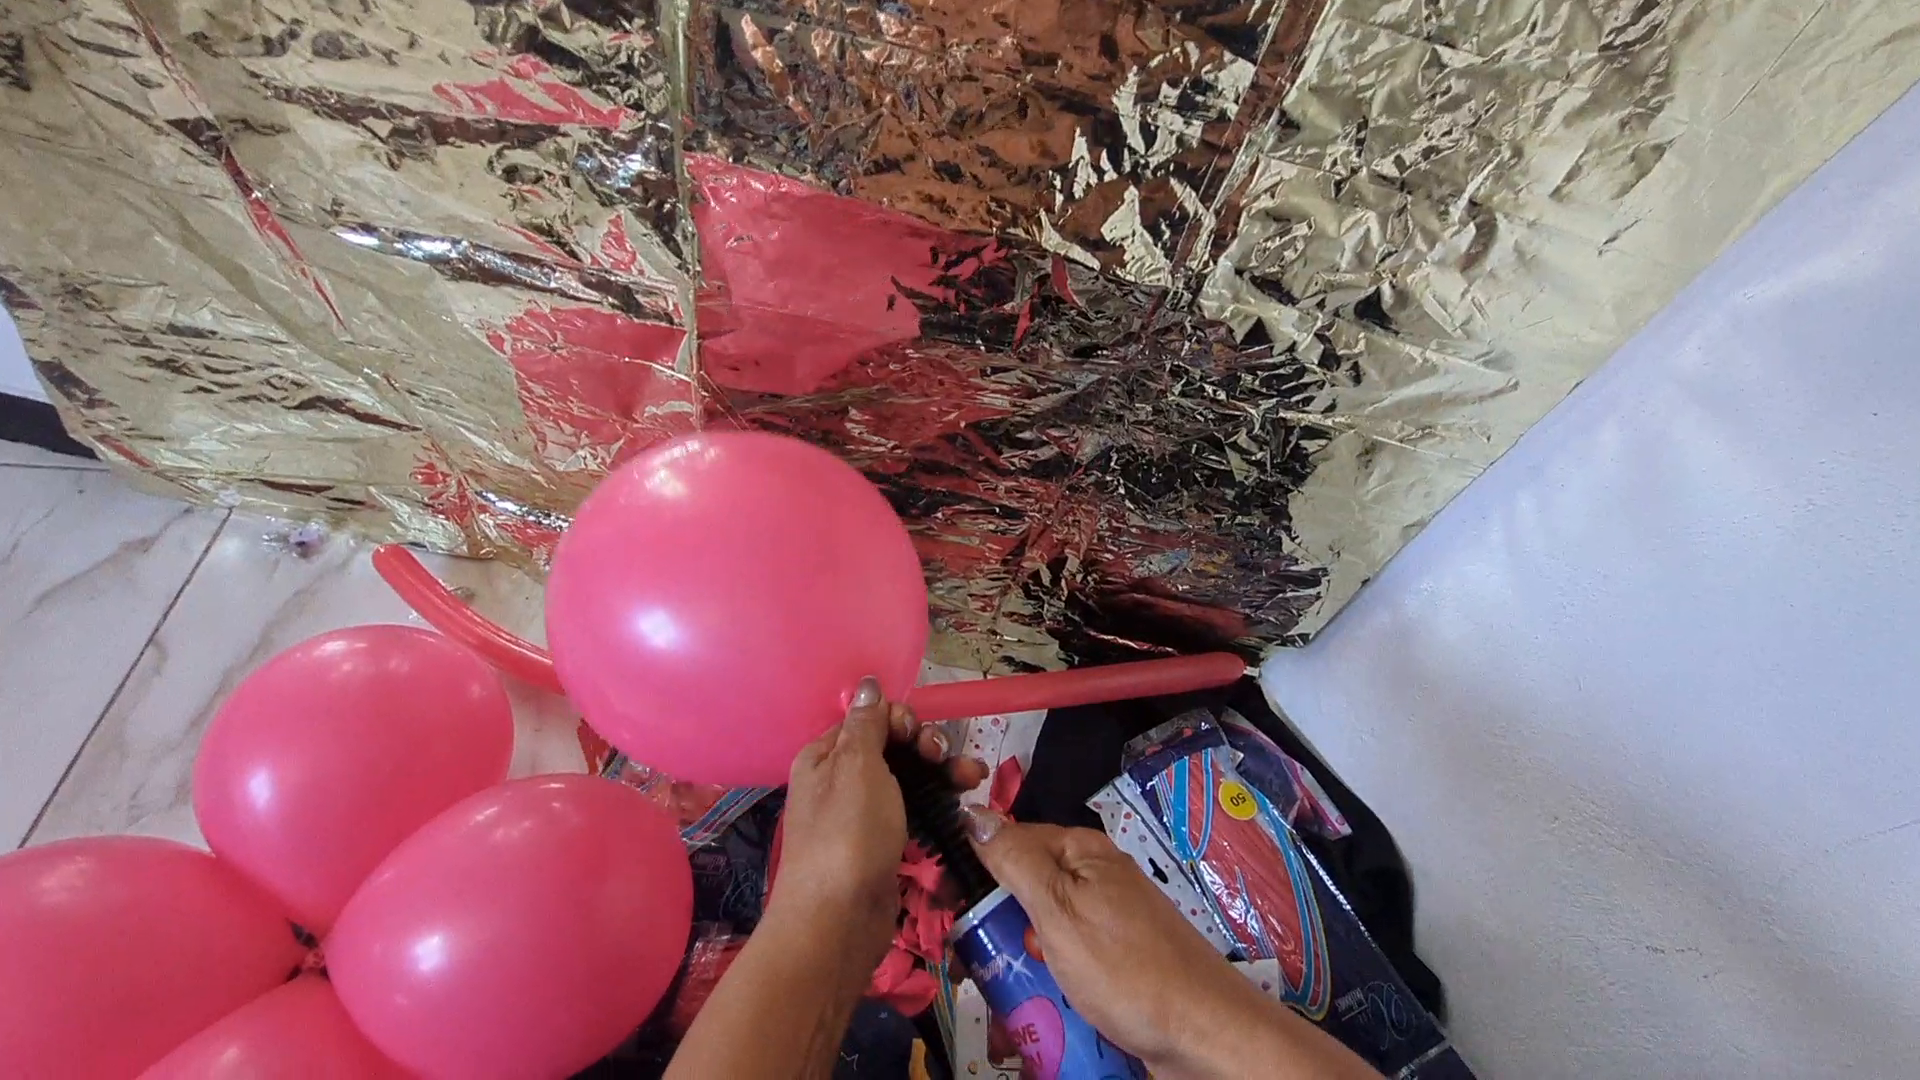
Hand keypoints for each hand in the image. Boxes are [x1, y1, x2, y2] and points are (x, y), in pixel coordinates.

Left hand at [769, 677, 985, 977]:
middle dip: (927, 746)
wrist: (837, 922)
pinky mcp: (882, 843)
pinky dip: (938, 802)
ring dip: (942, 772)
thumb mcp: (857, 767)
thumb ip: (867, 723)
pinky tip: (963, 804)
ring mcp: (863, 814)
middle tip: (945, 759)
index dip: (900, 720)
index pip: (869, 719)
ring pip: (909, 778)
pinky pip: (913, 809)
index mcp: (826, 755)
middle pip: (893, 747)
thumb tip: (868, 683)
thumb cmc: (848, 834)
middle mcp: (841, 780)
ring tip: (975, 778)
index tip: (917, 737)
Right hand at [965, 814, 1380, 1078]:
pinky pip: (1064, 960)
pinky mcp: (1113, 958)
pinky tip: (1037, 1010)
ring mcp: (1103, 919)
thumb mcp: (1059, 910)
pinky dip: (1045, 982)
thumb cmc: (1127, 969)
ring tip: (1002, 1001)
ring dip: (1014, 963)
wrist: (1207, 1035)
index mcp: (1078, 849)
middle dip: (992, 929)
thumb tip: (972, 813)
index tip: (943, 911)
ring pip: (1038, 930)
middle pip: (1020, 890)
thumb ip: (1015, 861)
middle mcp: (1091, 875)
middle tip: (971, 971)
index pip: (1005, 841)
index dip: (970, 872)